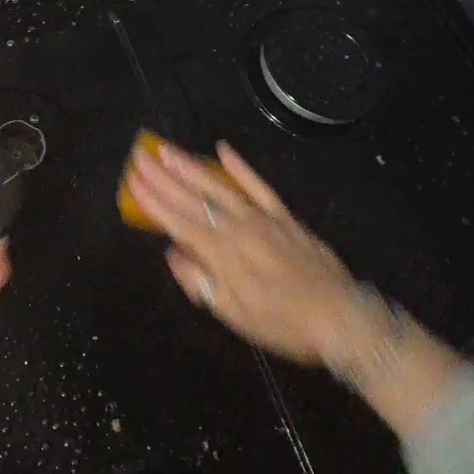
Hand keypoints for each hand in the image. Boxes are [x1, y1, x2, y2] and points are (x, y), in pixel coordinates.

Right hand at [127, 139, 461, 436]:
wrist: (342, 319)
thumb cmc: (282, 324)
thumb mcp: (235, 314)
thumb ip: (201, 282)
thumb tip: (173, 254)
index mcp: (221, 253)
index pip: (178, 221)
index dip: (153, 200)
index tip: (132, 179)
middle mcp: (237, 227)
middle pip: (193, 198)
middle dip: (162, 176)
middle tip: (139, 154)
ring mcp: (261, 217)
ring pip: (219, 186)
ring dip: (190, 166)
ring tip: (167, 149)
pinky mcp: (284, 216)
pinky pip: (259, 186)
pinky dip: (240, 167)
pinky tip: (223, 149)